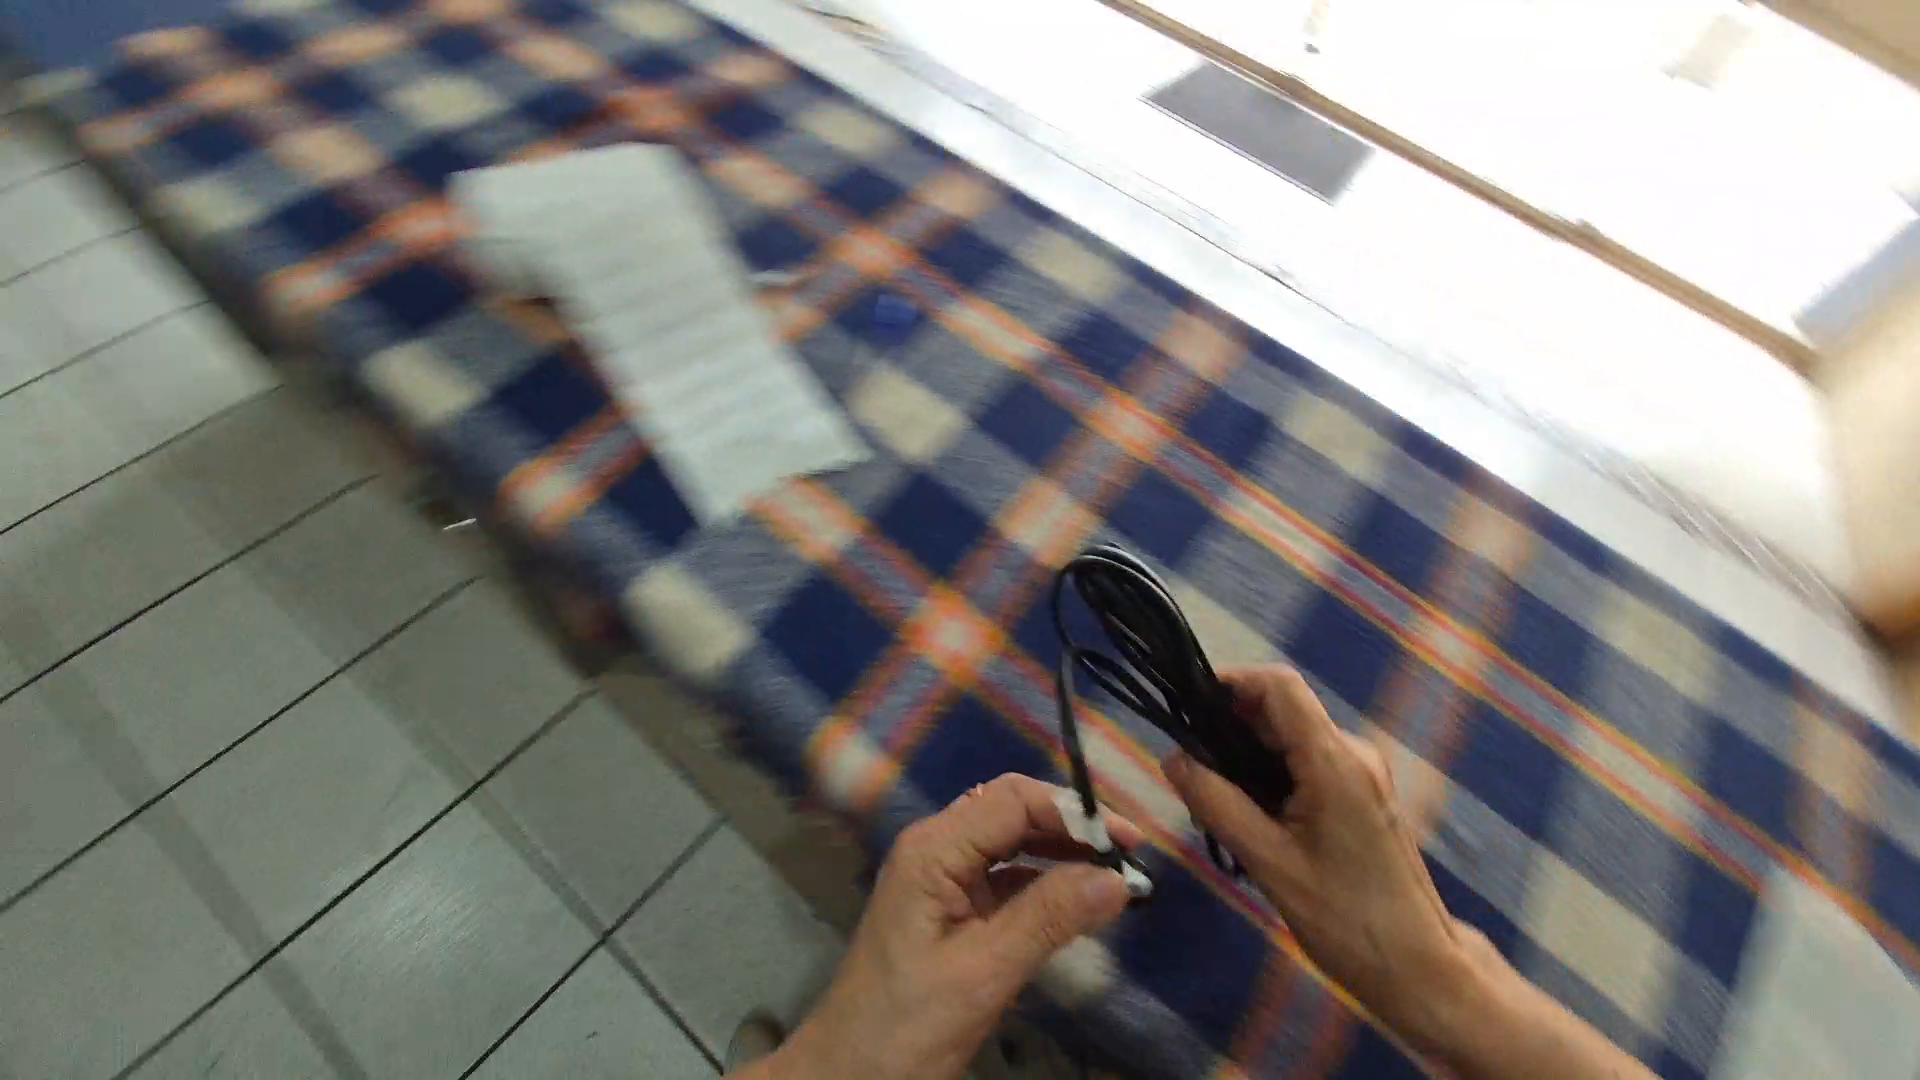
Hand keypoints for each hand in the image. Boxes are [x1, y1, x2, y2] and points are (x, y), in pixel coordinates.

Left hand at [760, 774, 1139, 1079]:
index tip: (1128, 840)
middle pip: (1013, 811)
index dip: (1072, 811)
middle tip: (1130, 853)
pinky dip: (1046, 881)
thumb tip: (1118, 879)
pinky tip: (1080, 898)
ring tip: (1115, 872)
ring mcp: (943, 875)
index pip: (1012, 801)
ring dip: (1063, 851)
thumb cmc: (906, 1026)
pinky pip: (1007, 875)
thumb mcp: (983, 973)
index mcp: (934, 848)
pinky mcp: (952, 904)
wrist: (847, 1077)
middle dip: (1071, 826)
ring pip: (1012, 840)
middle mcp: (937, 847)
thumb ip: (1048, 919)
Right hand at [1161, 665, 1479, 1048]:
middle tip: (1188, 766)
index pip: (1278, 686)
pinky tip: (1245, 812)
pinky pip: (1302, 762)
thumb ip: (1215, 802)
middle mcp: (1351, 752)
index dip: (1229, 680)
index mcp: (1334, 760)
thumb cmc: (1346, 918)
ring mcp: (1359, 772)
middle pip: (1278, 710)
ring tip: (1210, 795)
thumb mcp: (1269, 861)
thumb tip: (1171, 757)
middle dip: (1227, 726)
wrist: (1422, 971)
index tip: (1186, 704)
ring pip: (1287, 737)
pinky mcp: (1358, 793)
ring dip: (1244, 754)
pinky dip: (1266, 773)